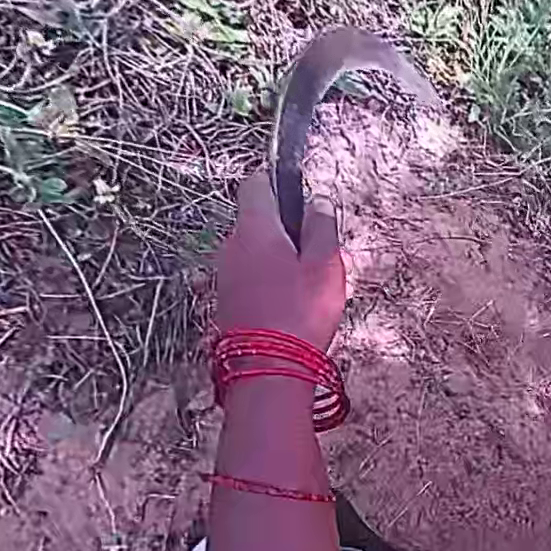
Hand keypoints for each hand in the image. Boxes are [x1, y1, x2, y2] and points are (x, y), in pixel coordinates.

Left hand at [211, 170, 345, 348]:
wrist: (269, 368)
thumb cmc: (300, 314)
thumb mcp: (326, 267)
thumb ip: (322, 229)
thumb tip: (317, 202)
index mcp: (256, 229)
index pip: (256, 183)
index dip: (278, 182)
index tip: (298, 194)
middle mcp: (231, 246)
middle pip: (255, 222)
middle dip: (283, 230)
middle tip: (314, 254)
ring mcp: (224, 275)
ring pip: (252, 253)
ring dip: (275, 260)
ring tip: (304, 286)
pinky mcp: (226, 302)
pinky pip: (248, 279)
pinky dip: (266, 283)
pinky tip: (288, 305)